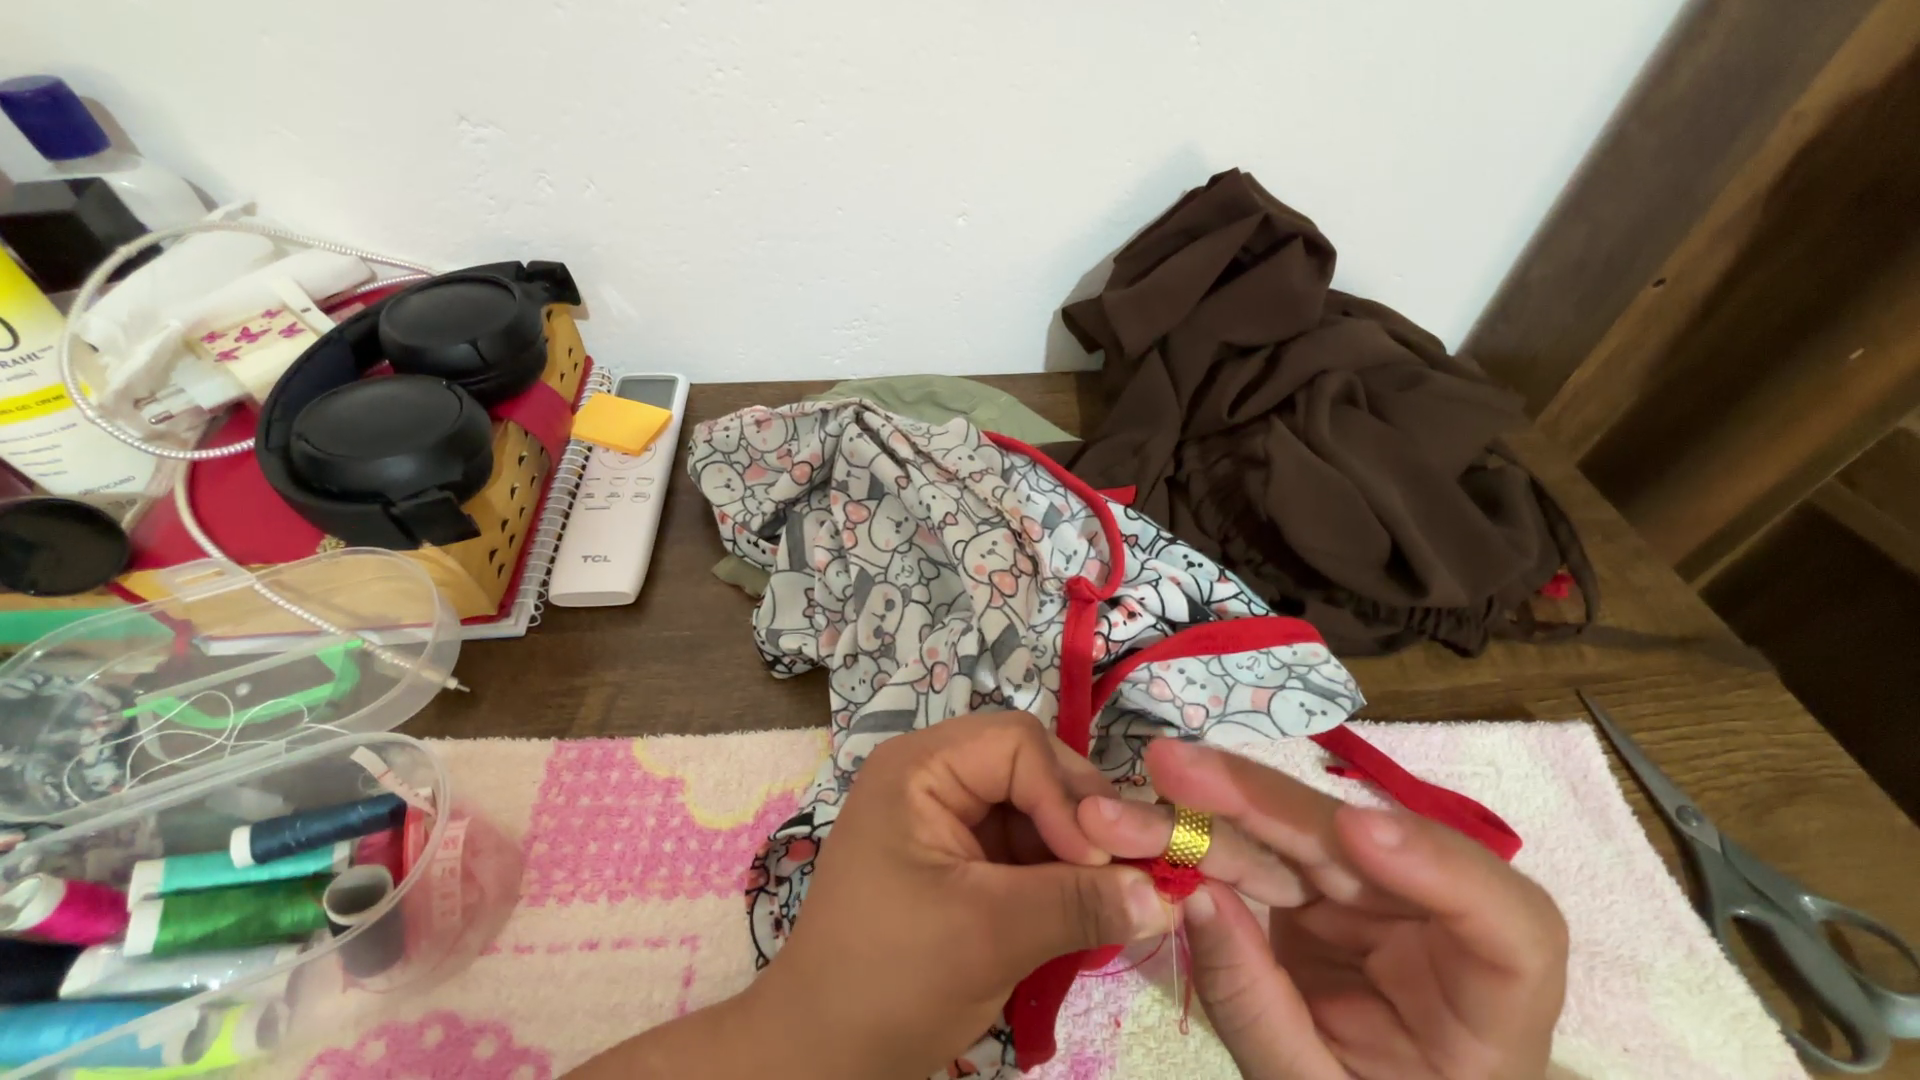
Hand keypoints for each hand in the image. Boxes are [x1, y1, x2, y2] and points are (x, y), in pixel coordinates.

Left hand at [743, 712, 1175, 1078]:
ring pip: (1035, 810)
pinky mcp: (959, 860)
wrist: (824, 1053)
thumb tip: (1166, 893)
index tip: (1100, 863)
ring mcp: (945, 819)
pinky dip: (1057, 876)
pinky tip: (1080, 912)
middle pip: (1031, 769)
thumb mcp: (989, 935)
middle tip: (1121, 876)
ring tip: (1107, 901)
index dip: (1067, 794)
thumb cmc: (890, 979)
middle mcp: (932, 778)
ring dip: (1075, 854)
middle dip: (1079, 821)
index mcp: (919, 769)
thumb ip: (1080, 904)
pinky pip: (1024, 847)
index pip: (1017, 743)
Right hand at [1078, 739, 1566, 1079]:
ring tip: (1121, 805)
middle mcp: (1434, 922)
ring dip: (1203, 809)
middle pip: (1360, 844)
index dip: (1436, 863)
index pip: (1504, 922)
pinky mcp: (1319, 884)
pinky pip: (1258, 849)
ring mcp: (1372, 894)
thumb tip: (1193, 894)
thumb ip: (1258, 1007)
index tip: (1354, 833)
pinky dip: (1198, 835)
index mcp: (1490, 1002)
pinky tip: (1145, 815)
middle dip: (1256, 801)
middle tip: (1170, 768)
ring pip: (1292, 832)